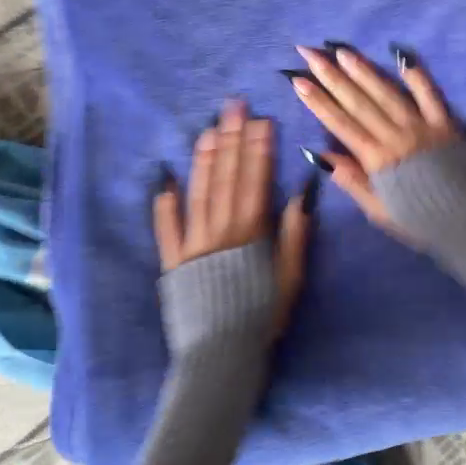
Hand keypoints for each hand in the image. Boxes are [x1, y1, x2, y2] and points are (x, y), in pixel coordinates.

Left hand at [153, 99, 310, 336]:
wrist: (220, 356)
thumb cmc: (262, 316)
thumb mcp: (290, 278)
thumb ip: (294, 236)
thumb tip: (300, 195)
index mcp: (251, 232)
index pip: (255, 180)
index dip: (258, 149)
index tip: (261, 120)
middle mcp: (220, 229)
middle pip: (227, 177)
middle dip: (232, 139)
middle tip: (233, 107)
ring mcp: (193, 242)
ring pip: (199, 192)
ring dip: (204, 159)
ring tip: (209, 130)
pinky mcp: (173, 260)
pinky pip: (167, 227)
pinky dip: (165, 202)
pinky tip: (166, 179)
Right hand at [287, 45, 465, 237]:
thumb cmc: (419, 220)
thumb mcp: (378, 211)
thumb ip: (352, 180)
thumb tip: (322, 155)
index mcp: (376, 159)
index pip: (340, 124)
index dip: (318, 101)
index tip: (298, 80)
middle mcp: (395, 136)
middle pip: (358, 102)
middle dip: (331, 76)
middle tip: (310, 52)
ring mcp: (421, 126)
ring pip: (387, 93)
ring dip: (363, 70)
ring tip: (342, 51)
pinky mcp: (445, 123)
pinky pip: (429, 95)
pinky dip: (416, 75)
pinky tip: (400, 56)